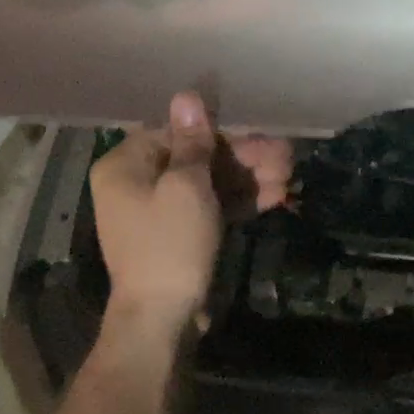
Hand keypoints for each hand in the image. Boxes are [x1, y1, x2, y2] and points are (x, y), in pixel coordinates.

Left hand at [88, 91, 291, 316]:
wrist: (162, 318)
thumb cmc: (170, 246)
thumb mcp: (186, 187)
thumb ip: (193, 142)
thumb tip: (187, 95)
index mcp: (125, 165)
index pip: (177, 134)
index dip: (222, 135)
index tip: (262, 138)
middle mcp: (136, 184)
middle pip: (196, 159)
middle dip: (243, 159)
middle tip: (286, 160)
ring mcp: (158, 214)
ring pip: (207, 186)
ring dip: (247, 181)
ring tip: (288, 179)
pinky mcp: (179, 238)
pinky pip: (209, 210)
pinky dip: (237, 203)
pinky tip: (274, 198)